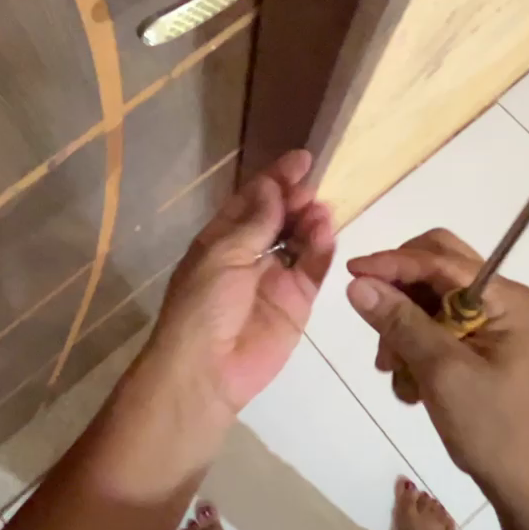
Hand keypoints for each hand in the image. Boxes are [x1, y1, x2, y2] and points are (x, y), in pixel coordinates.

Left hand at [136, 149, 335, 426]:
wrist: (206, 370)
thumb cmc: (202, 306)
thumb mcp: (221, 256)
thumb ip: (253, 223)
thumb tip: (271, 187)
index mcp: (221, 239)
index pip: (252, 201)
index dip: (275, 179)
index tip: (301, 159)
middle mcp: (249, 254)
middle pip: (279, 217)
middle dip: (296, 199)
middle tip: (312, 187)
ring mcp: (275, 277)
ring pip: (299, 240)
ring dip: (310, 222)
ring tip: (321, 209)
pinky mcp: (297, 301)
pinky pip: (313, 269)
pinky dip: (321, 249)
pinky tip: (327, 232)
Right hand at [346, 229, 528, 495]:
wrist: (522, 483)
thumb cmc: (491, 426)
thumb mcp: (441, 370)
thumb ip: (400, 322)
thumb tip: (356, 283)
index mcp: (506, 298)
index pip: (439, 259)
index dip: (393, 262)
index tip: (351, 272)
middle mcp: (498, 298)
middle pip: (432, 268)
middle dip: (398, 292)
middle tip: (373, 318)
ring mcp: (486, 320)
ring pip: (424, 296)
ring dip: (400, 325)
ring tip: (391, 367)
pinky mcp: (473, 342)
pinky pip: (428, 322)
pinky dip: (410, 344)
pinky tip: (407, 380)